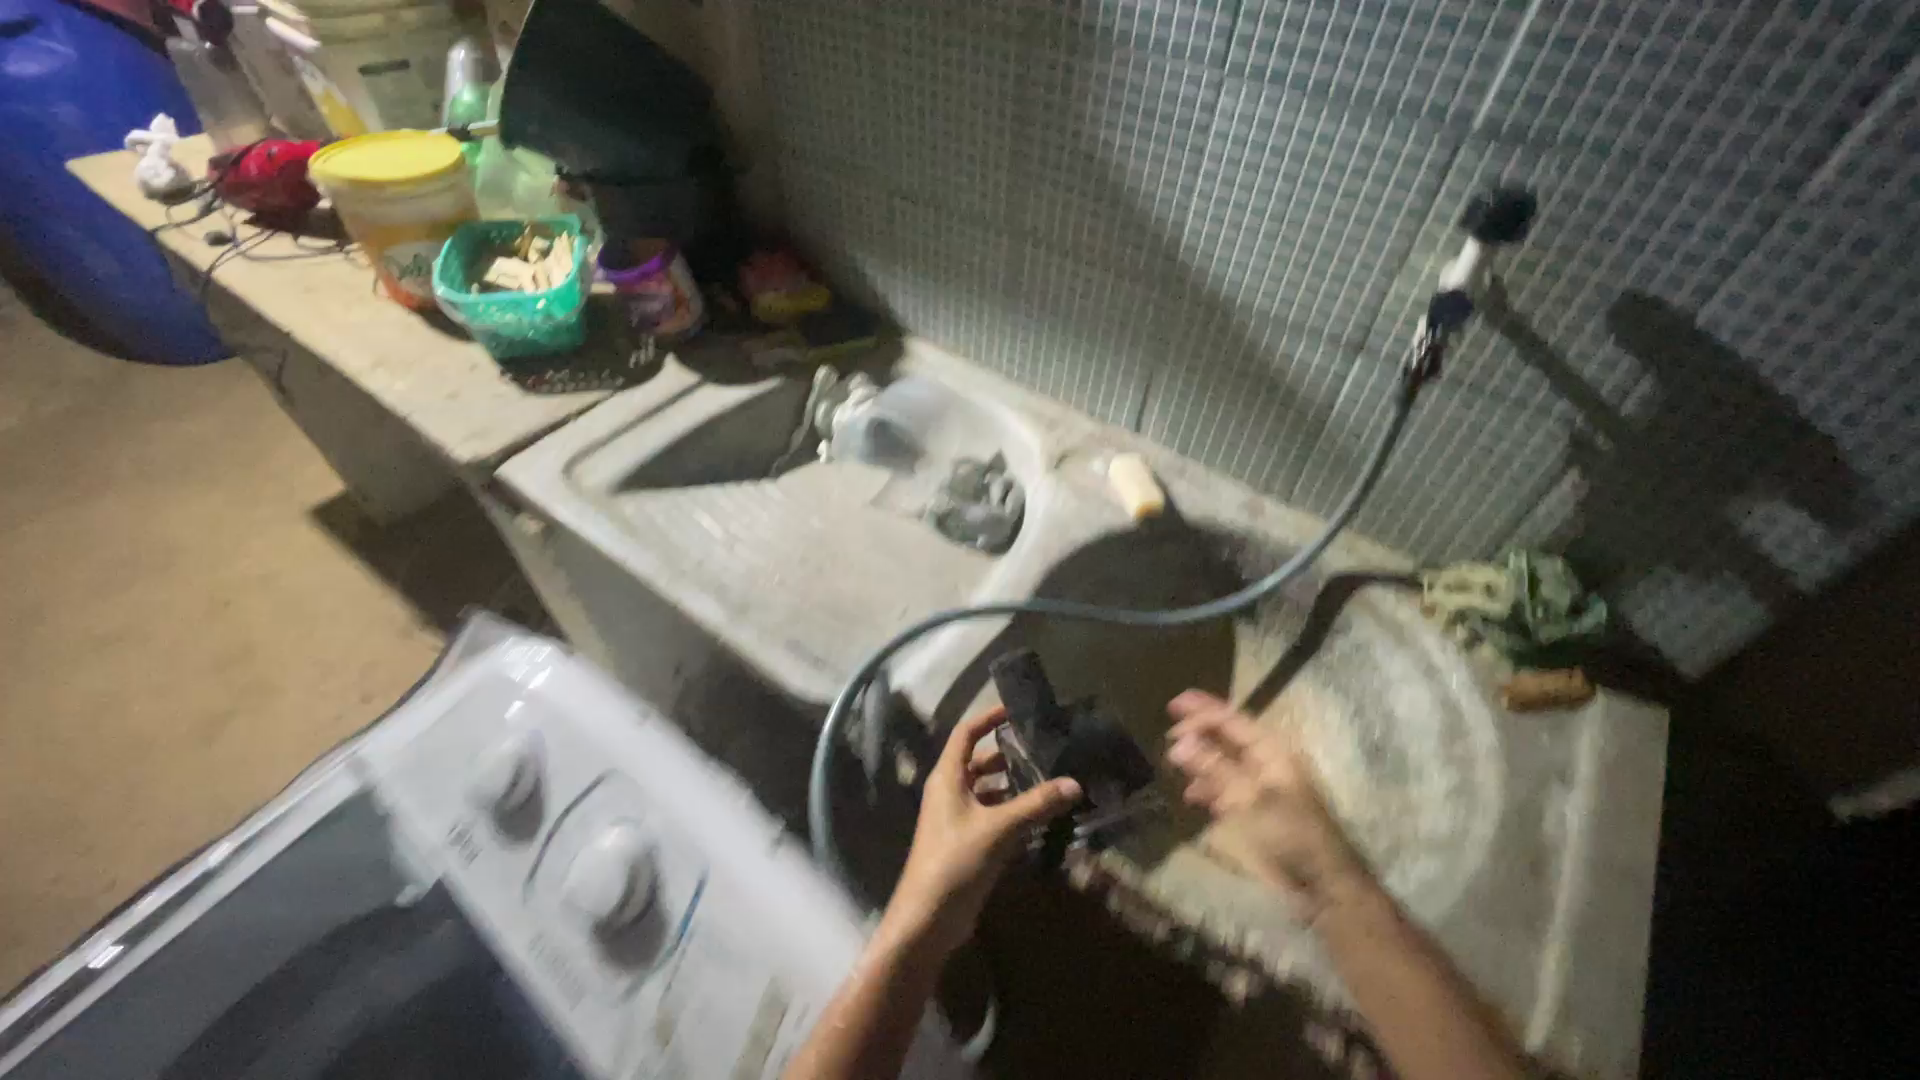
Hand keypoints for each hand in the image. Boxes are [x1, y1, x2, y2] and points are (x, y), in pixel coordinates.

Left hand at [882, 707, 1082, 955]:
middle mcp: (949, 792)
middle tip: (1045, 750)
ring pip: (988, 791)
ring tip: (1050, 780)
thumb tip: (1075, 783)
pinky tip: (1041, 817)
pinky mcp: (967, 843)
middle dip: (1009, 755)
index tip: (1016, 710)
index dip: (988, 718)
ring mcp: (957, 819)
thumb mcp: (999, 828)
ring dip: (1014, 785)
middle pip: (979, 762)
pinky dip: (1013, 812)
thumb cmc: (956, 861)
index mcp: (947, 777)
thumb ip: (1036, 805)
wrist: (927, 918)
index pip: (966, 733)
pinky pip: (992, 816)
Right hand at [1163, 690, 1369, 919]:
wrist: (1323, 884)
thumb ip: (1213, 767)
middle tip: (1169, 738)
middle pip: (1228, 738)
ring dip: (1201, 761)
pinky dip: (1210, 786)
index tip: (1174, 703)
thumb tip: (1180, 740)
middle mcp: (1269, 762)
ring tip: (1176, 766)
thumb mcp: (1247, 799)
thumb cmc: (1288, 835)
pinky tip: (1194, 796)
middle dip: (1199, 735)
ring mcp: (1266, 786)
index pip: (1232, 719)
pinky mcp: (1262, 810)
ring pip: (1227, 762)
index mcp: (1272, 752)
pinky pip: (1230, 786)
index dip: (1203, 709)